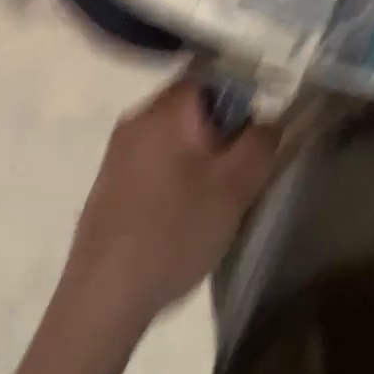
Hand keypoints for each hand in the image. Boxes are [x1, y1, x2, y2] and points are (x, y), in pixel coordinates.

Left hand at [61, 78, 279, 320]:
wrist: (104, 297)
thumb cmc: (175, 233)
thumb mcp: (235, 188)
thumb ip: (260, 144)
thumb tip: (269, 119)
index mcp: (164, 111)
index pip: (211, 75)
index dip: (243, 97)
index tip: (257, 134)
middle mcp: (136, 120)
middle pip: (193, 105)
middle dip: (223, 131)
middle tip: (242, 171)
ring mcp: (118, 152)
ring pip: (175, 135)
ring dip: (202, 155)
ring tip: (218, 197)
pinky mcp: (110, 183)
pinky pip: (156, 159)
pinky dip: (178, 173)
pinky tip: (186, 213)